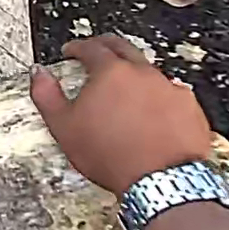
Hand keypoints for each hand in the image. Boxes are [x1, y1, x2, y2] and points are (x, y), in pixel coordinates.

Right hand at [30, 35, 213, 193]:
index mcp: (111, 71)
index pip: (90, 47)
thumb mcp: (63, 126)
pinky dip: (156, 96)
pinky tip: (149, 112)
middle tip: (95, 53)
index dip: (76, 47)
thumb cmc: (111, 155)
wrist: (161, 183)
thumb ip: (46, 94)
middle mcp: (142, 73)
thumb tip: (38, 73)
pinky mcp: (190, 108)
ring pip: (148, 71)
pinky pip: (170, 93)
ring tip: (122, 90)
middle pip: (122, 47)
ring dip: (132, 74)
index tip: (71, 51)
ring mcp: (169, 89)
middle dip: (105, 47)